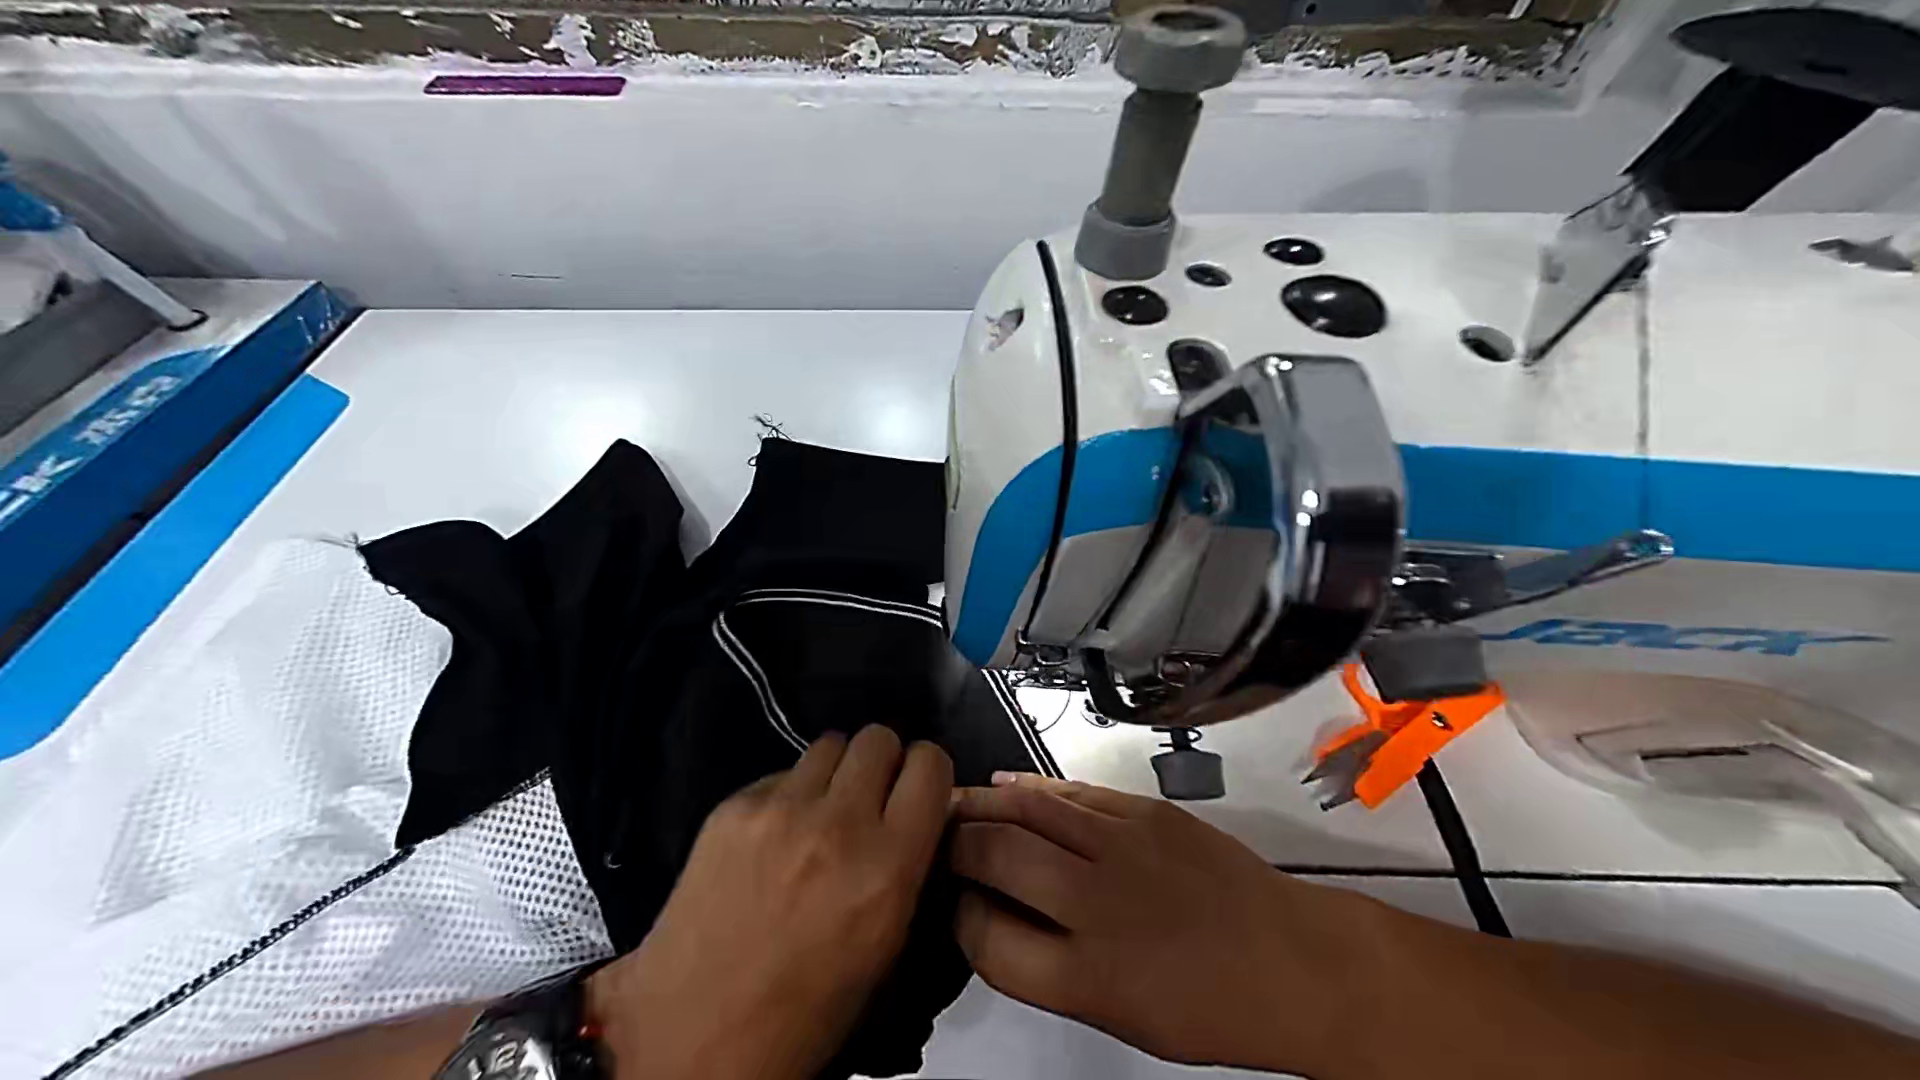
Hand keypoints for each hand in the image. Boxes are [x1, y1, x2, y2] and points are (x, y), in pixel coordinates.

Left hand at [587, 725, 953, 1079]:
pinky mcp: (733, 807)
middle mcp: (838, 824)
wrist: (693, 1033)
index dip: (927, 772)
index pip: (930, 764)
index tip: (917, 789)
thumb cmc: (805, 1008)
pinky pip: (781, 773)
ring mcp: (780, 809)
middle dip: (882, 762)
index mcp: (888, 866)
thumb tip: (921, 812)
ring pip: (831, 743)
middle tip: (870, 796)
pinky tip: (774, 835)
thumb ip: (910, 863)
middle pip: (878, 738)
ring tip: (822, 810)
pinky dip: (789, 793)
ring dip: (836, 771)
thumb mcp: (887, 943)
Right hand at [950, 773, 1392, 1074]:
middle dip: (954, 845)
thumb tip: (992, 916)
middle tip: (936, 839)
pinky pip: (1069, 792)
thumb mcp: (1117, 1016)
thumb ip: (1046, 967)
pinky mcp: (1143, 810)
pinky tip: (1002, 786)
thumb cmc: (1205, 1007)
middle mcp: (1096, 903)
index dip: (959, 918)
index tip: (954, 906)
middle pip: (995, 856)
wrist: (1291, 961)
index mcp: (1087, 975)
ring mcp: (1122, 845)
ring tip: (950, 800)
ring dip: (979, 803)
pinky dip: (1028, 786)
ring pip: (1026, 810)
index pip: (986, 937)